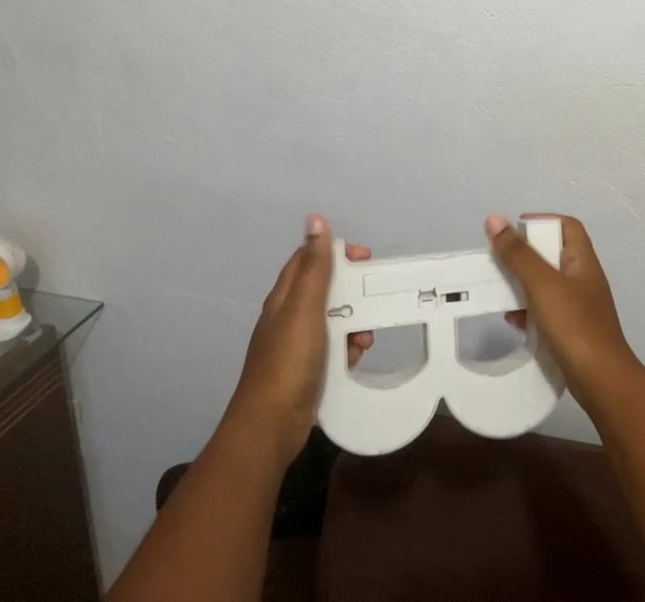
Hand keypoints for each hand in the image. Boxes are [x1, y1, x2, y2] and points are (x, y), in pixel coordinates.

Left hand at [226, 214, 372, 459]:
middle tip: (374, 300)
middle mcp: (287, 318)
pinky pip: (334, 348)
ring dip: (354, 323)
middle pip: (324, 291)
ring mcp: (296, 346)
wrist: (271, 426)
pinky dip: (348, 348)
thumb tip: (315, 218)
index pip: (309, 260)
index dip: (336, 252)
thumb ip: (314, 266)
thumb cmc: (288, 362)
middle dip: (352, 292)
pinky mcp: (307, 370)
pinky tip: (356, 358)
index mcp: (283, 299)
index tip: (366, 258)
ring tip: (365, 337)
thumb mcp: (305, 308)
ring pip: (332, 321)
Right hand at [487, 214, 638, 402]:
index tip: (512, 230)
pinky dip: (528, 312)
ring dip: (523, 285)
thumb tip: (494, 218)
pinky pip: (545, 312)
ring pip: (546, 285)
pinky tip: (512, 321)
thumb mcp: (543, 285)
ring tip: (497, 290)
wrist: (601, 380)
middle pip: (553, 255)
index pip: (567, 226)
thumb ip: (519, 254)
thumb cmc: (574, 325)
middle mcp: (583, 280)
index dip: (542, 221)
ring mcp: (579, 307)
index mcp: (583, 262)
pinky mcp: (571, 332)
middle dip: (525, 255)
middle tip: (497, 261)